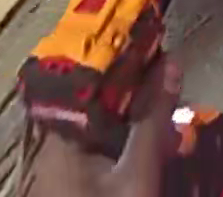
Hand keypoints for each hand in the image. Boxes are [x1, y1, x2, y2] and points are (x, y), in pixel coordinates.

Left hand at [22, 61, 180, 196]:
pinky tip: (151, 145)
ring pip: (96, 127)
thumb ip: (153, 116)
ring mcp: (57, 176)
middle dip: (132, 87)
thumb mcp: (138, 176)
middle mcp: (51, 153)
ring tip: (166, 110)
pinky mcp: (69, 193)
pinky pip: (95, 151)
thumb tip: (172, 61)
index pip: (83, 81)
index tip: (149, 40)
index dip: (116, 58)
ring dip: (132, 114)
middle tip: (167, 76)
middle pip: (91, 102)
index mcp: (59, 142)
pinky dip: (123, 141)